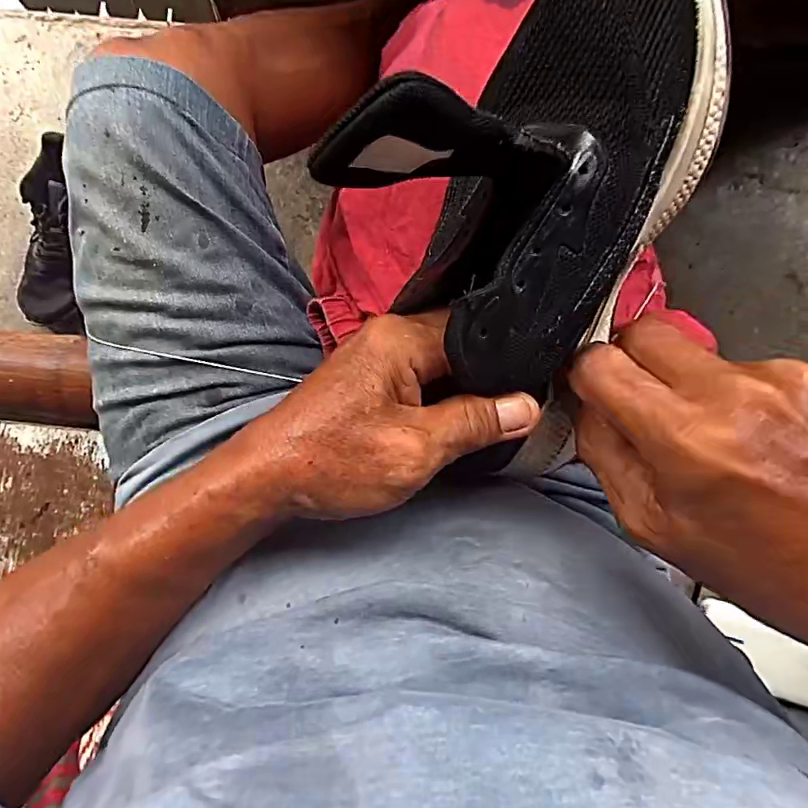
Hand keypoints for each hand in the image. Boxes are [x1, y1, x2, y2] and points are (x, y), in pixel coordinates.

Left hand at [232, 311, 538, 520]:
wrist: (266, 476)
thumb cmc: (334, 461)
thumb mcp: (416, 448)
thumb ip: (474, 422)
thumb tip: (526, 406)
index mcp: (400, 337)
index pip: (474, 331)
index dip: (509, 359)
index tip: (541, 383)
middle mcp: (387, 334)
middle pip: (457, 343)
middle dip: (488, 374)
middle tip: (522, 405)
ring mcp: (374, 354)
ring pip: (438, 361)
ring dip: (462, 388)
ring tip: (495, 415)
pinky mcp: (366, 378)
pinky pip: (417, 374)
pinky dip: (437, 395)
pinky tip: (452, 419)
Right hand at [567, 311, 807, 643]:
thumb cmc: (768, 568)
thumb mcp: (653, 527)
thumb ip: (604, 453)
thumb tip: (586, 406)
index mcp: (687, 439)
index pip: (600, 361)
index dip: (585, 375)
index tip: (592, 389)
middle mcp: (733, 395)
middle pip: (642, 329)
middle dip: (628, 360)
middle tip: (642, 402)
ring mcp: (778, 377)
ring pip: (690, 345)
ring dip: (682, 379)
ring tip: (711, 433)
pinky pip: (738, 363)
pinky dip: (731, 392)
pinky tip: (752, 434)